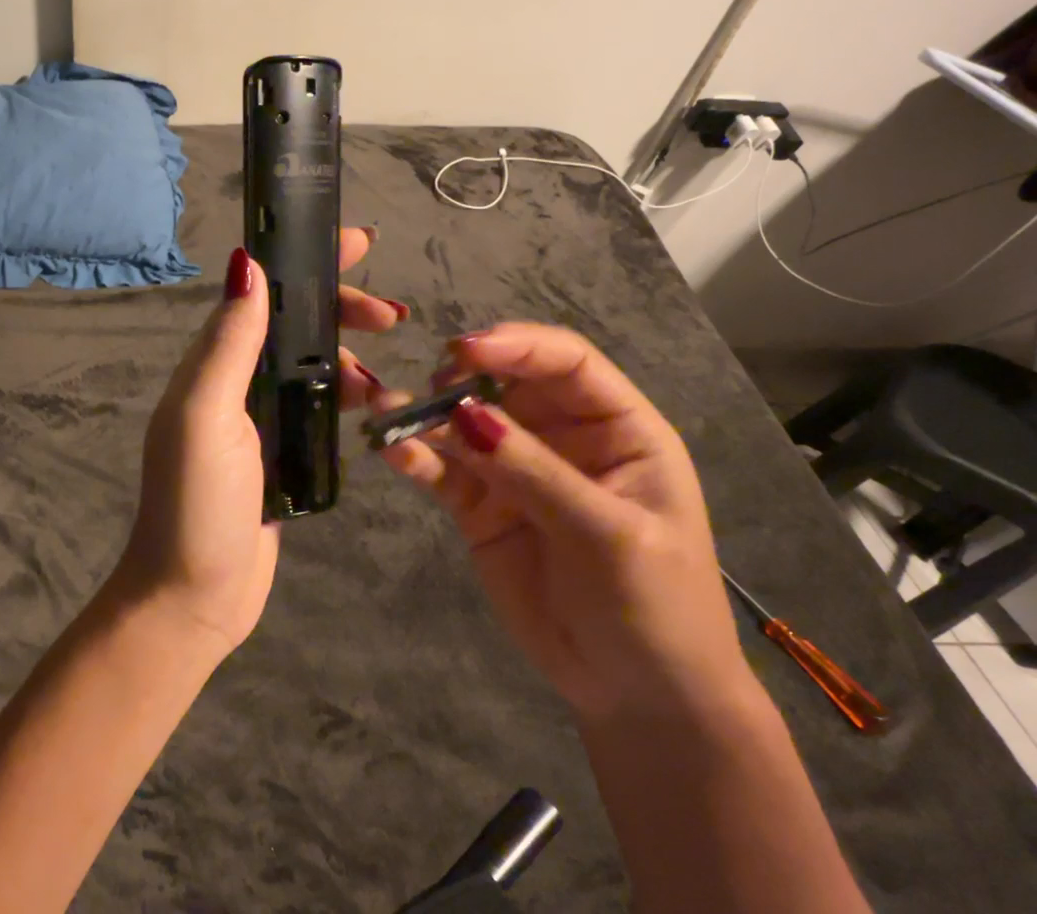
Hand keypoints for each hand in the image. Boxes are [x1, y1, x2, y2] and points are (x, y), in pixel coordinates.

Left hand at [119, 230, 400, 655]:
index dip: (304, 265)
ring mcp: (257, 426)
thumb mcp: (206, 415)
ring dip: (349, 361)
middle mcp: (231, 388)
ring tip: (383, 383)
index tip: (357, 242)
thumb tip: (247, 260)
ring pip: (311, 370)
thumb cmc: (196, 503)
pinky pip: (319, 414)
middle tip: (391, 316)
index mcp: (208, 369)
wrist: (194, 595)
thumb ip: (228, 342)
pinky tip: (376, 410)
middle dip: (339, 312)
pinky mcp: (279, 461)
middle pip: (291, 329)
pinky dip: (348, 403)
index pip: (258, 296)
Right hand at [377, 323, 753, 723]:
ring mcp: (517, 476)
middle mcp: (563, 441)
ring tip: (383, 413)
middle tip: (430, 393)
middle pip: (506, 387)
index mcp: (618, 432)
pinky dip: (417, 460)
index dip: (517, 347)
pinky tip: (393, 454)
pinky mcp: (480, 511)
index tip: (462, 351)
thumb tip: (466, 416)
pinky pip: (444, 473)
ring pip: (465, 428)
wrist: (636, 690)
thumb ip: (535, 474)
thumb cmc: (654, 605)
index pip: (567, 365)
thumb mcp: (606, 534)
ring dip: (425, 417)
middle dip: (464, 381)